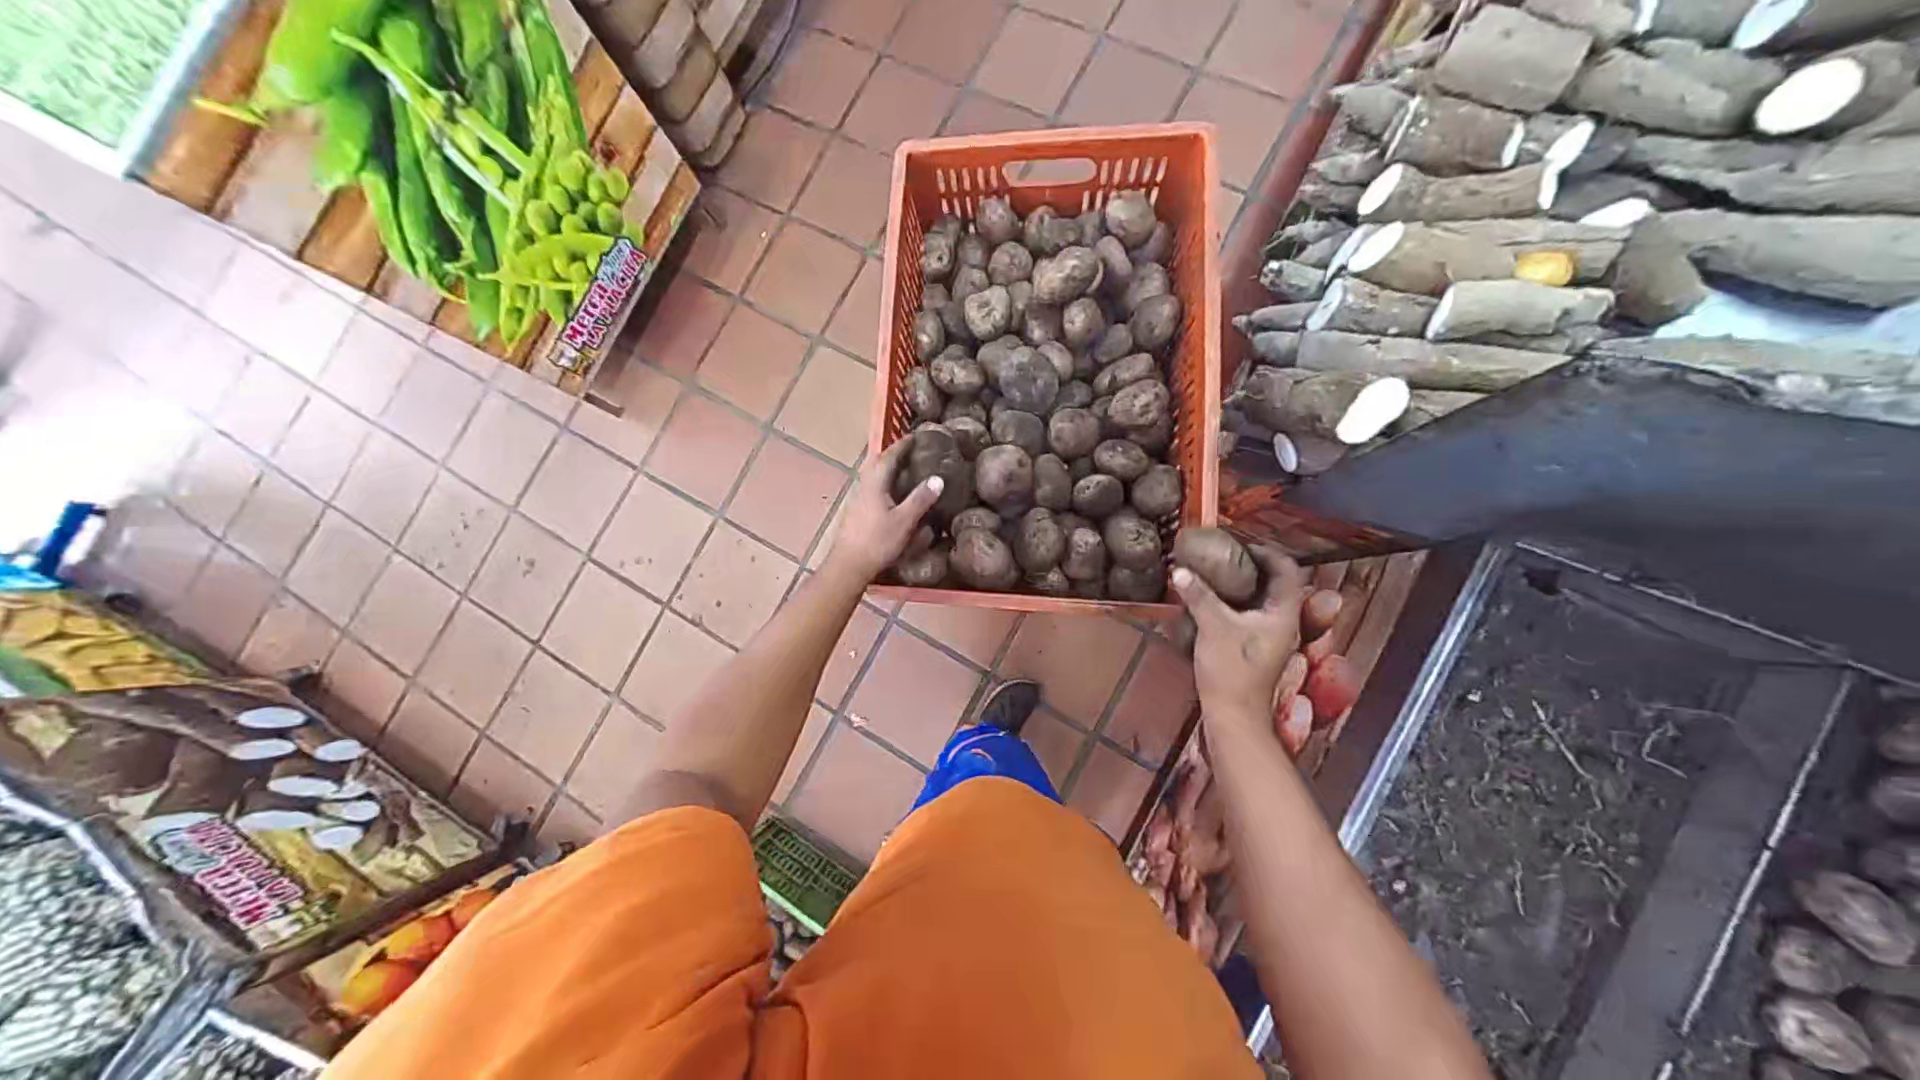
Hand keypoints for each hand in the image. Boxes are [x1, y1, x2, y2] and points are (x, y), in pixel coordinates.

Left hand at [824, 436, 943, 583]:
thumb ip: (921, 499)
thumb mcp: (904, 521)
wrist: (849, 565)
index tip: (916, 436)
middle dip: (895, 454)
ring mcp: (858, 500)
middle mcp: (864, 486)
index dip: (902, 444)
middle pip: (879, 463)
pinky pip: (874, 489)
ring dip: (889, 469)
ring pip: (875, 477)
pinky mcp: (858, 512)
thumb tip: (938, 478)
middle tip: (913, 451)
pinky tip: (895, 494)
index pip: (889, 456)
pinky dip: (886, 484)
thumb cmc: (877, 542)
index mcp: (874, 483)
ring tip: (907, 470)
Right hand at [1171, 546, 1306, 725]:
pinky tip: (1212, 603)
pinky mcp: (1257, 650)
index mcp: (1284, 614)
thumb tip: (1181, 570)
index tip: (1241, 544)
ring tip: (1217, 575)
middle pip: (1277, 584)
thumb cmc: (1231, 670)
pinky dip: (1235, 604)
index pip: (1287, 570)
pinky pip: (1251, 616)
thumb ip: (1199, 596)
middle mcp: (1284, 624)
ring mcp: (1272, 639)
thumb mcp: (1213, 626)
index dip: (1267, 552)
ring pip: (1263, 602)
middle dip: (1253, 567)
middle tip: (1225, 557)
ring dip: (1243, 587)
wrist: (1233, 715)